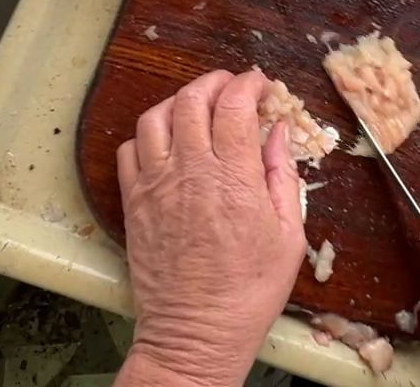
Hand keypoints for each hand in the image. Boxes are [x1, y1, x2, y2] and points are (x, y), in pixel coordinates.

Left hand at [115, 70, 305, 386]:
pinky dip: (148, 134)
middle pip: (193, 99)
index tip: (259, 85)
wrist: (194, 337)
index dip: (248, 83)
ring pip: (156, 116)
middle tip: (231, 87)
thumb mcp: (289, 236)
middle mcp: (191, 171)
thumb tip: (277, 131)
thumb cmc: (248, 292)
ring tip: (198, 108)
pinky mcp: (134, 202)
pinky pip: (130, 148)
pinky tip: (167, 142)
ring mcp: (157, 185)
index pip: (234, 104)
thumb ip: (283, 174)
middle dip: (215, 82)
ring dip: (179, 101)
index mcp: (234, 178)